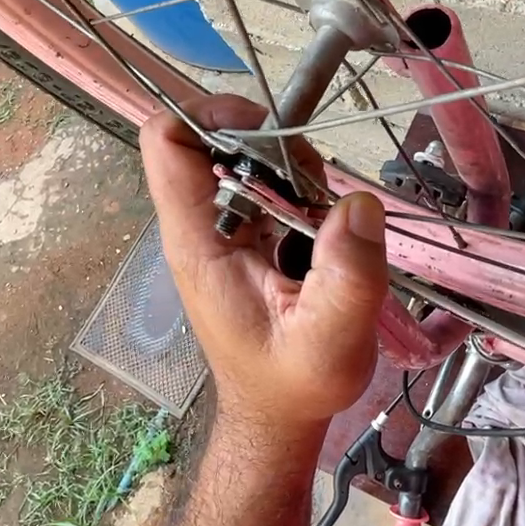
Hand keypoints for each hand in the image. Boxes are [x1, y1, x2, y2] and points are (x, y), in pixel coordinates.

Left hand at [140, 95, 390, 445]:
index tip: (273, 130)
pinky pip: (265, 185)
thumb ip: (346, 277)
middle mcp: (201, 226)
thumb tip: (357, 204)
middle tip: (317, 184)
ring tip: (325, 209)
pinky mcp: (247, 237)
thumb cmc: (294, 384)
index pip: (167, 142)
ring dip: (291, 167)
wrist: (281, 411)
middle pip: (211, 140)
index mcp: (198, 241)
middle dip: (270, 143)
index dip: (211, 114)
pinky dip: (299, 187)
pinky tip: (325, 224)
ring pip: (242, 160)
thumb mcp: (328, 340)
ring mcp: (222, 230)